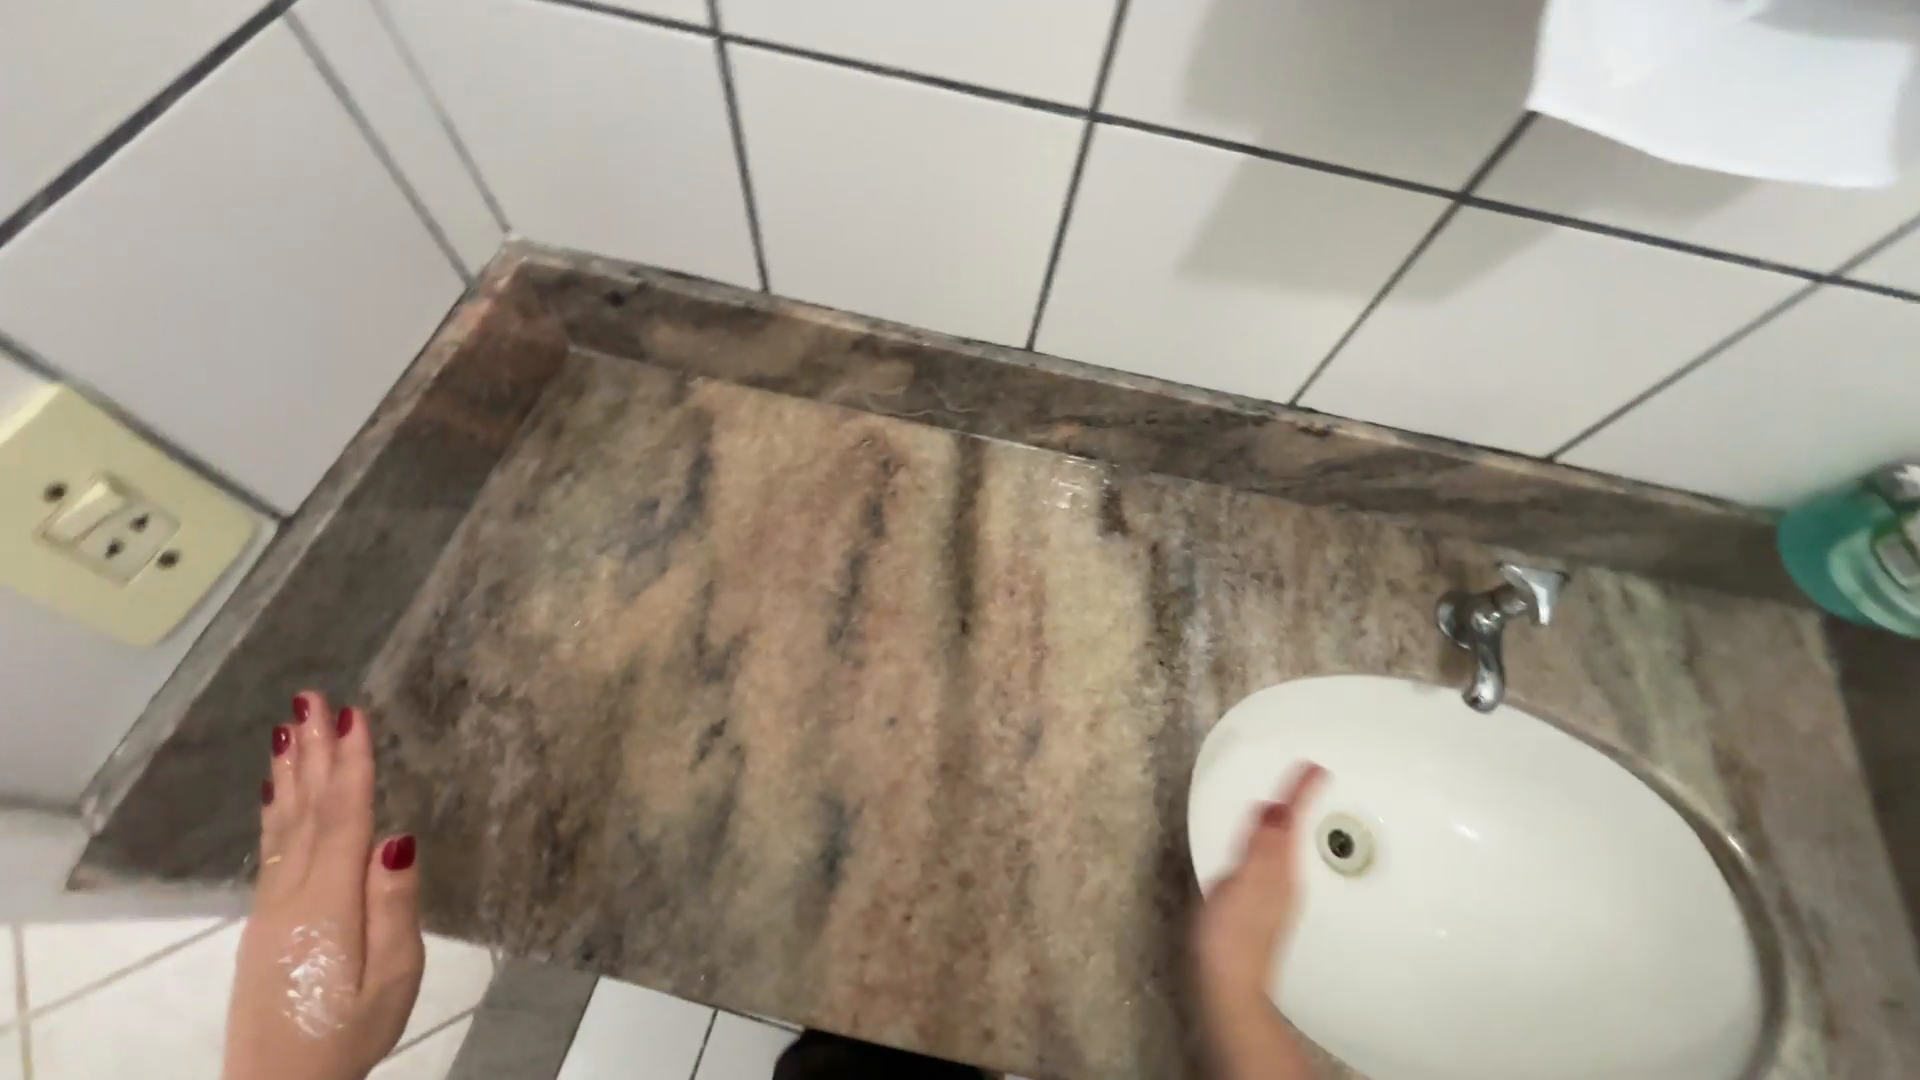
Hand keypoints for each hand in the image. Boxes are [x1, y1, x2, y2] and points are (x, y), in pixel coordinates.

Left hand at [223, 691, 424, 1079]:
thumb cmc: (350, 1029)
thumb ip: (393, 905)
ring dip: (291, 773)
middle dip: (313, 751)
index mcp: (330, 903)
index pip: (345, 818)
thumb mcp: (392, 976)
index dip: (351, 764)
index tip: (353, 714)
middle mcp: (293, 895)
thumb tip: (398, 837)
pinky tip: (279, 793)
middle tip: (311, 698)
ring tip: (288, 729)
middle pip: (307, 810)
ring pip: (284, 826)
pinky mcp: (268, 920)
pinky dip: (277, 812)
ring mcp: (273, 907)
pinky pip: (272, 849)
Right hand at [1192, 763, 1327, 1079]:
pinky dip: (1271, 843)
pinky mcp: (1261, 907)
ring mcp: (1275, 895)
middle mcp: (1285, 880)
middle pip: (1293, 832)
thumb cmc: (1230, 934)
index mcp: (1281, 869)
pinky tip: (1259, 846)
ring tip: (1281, 803)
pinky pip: (1272, 862)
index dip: (1301, 793)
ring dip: (1284, 823)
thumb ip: (1260, 846)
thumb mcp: (1242, 882)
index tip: (1315, 767)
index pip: (1293, 821)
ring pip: (1284, 848)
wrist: (1229, 984)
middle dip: (1296, 805)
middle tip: (1302, 778)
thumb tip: (1275, 808)